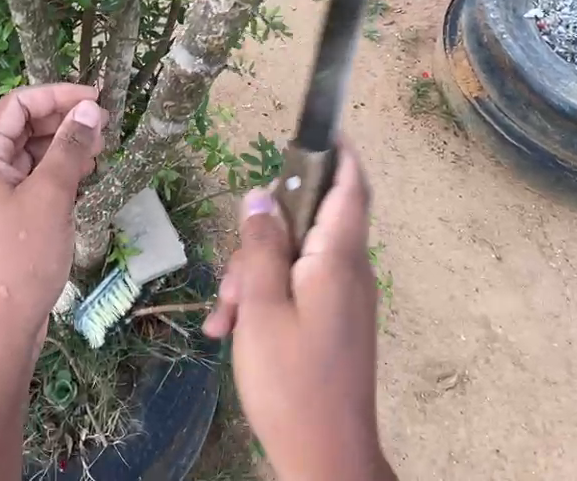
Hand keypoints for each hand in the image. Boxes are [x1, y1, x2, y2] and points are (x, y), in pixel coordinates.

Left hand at [0, 83, 108, 351]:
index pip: (17, 103)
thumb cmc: (20, 257)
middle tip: (105, 129)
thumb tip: (90, 110)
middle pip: (23, 126)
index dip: (56, 95)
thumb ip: (70, 148)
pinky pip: (32, 181)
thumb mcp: (50, 196)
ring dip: (64, 148)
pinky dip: (58, 174)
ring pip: (30, 154)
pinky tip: (86, 178)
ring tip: (101, 153)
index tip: (96, 99)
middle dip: (63, 122)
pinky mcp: (4, 218)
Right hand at [204, 146, 395, 480]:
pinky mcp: (333, 321)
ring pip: (293, 256)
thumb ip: (260, 245)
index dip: (341, 154)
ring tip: (225, 314)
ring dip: (254, 274)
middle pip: (305, 222)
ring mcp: (342, 298)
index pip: (350, 188)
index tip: (321, 129)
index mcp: (337, 259)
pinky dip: (265, 297)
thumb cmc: (291, 380)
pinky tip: (231, 329)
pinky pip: (296, 287)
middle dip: (261, 236)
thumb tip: (259, 196)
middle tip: (231, 274)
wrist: (327, 459)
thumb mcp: (262, 306)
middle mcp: (347, 271)